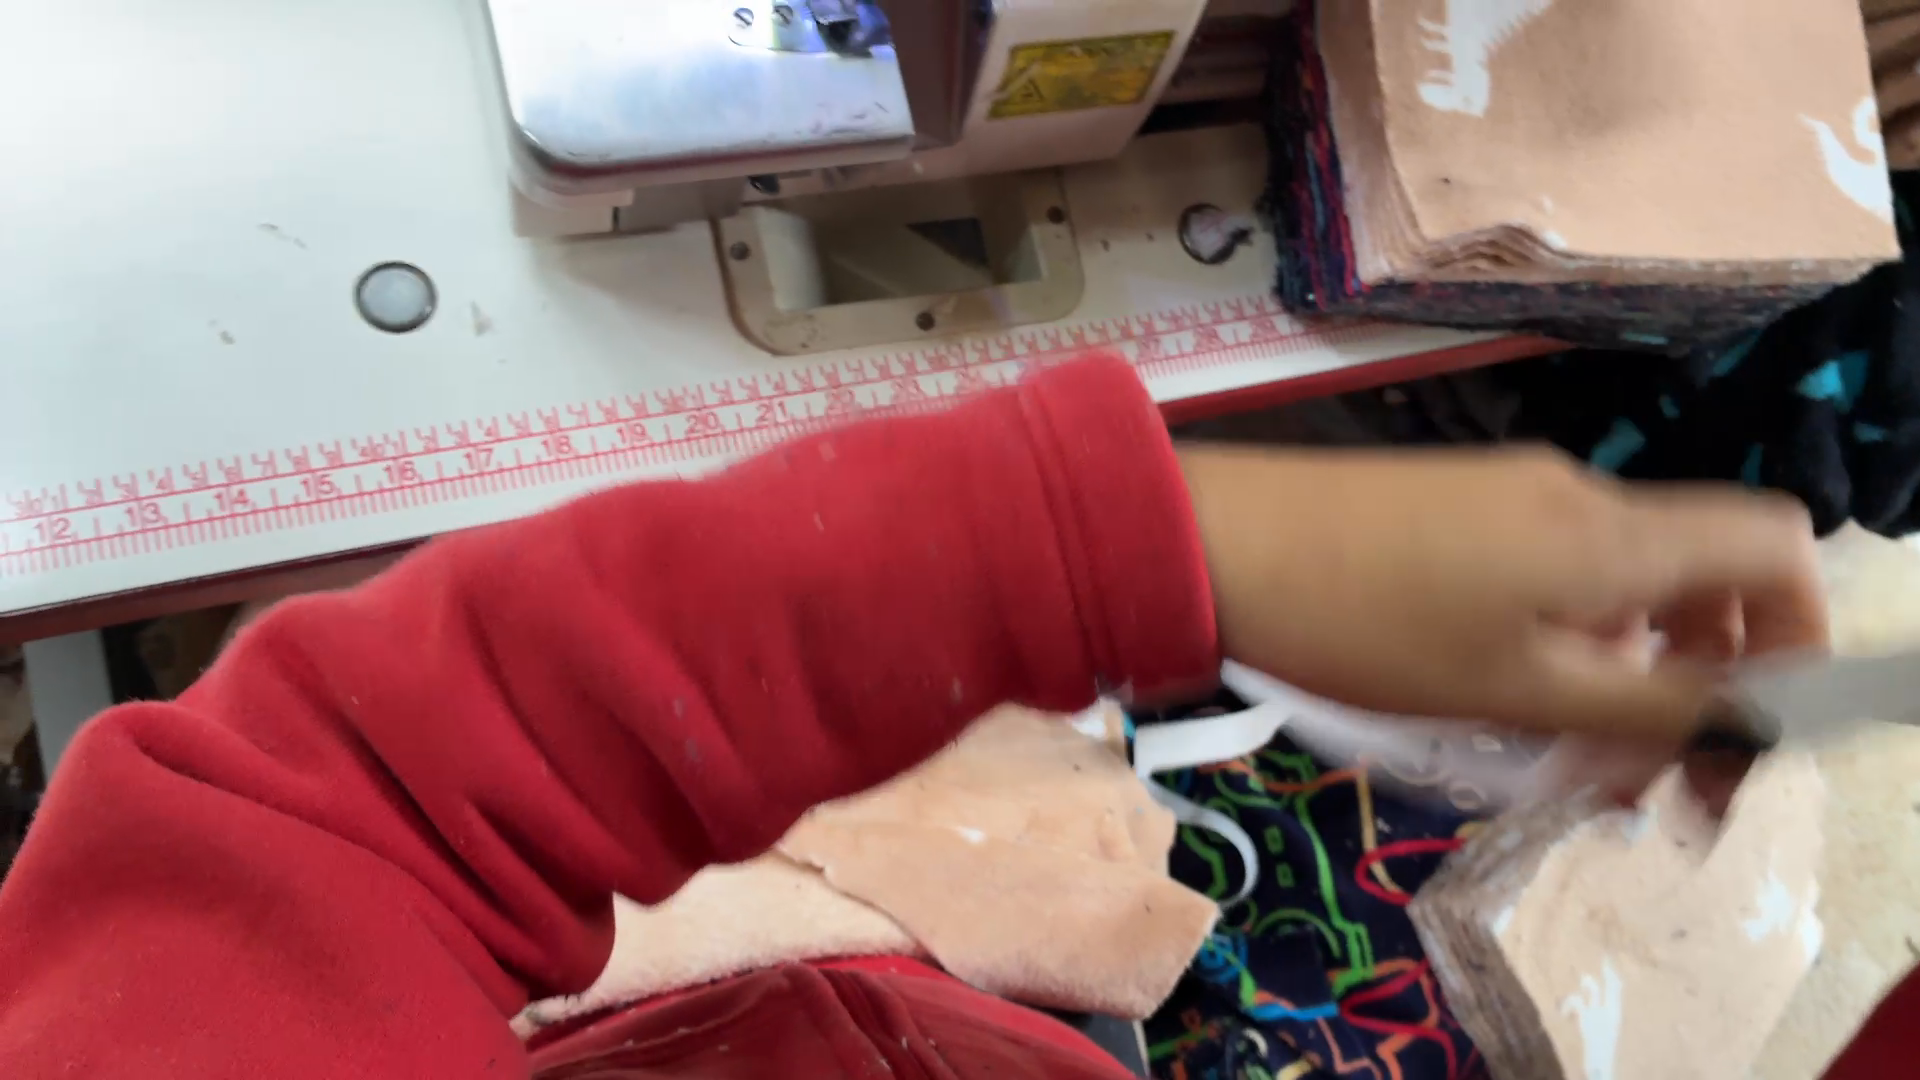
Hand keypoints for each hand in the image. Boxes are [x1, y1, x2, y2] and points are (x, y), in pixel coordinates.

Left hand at [1177, 446, 1827, 754]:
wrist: (1210, 537)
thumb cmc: (1360, 619)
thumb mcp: (1510, 684)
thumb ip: (1644, 703)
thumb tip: (1741, 709)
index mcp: (1610, 530)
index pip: (1773, 545)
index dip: (1790, 628)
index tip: (1734, 709)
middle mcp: (1562, 490)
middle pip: (1674, 567)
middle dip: (1674, 662)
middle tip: (1610, 747)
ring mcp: (1484, 484)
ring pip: (1585, 568)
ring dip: (1587, 646)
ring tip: (1523, 715)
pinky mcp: (1422, 493)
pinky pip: (1513, 553)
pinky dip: (1522, 613)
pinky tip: (1458, 660)